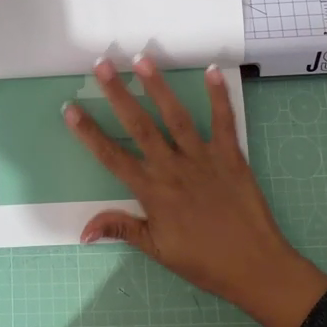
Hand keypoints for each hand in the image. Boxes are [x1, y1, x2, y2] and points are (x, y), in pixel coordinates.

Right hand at [64, 56, 326, 326]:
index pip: (112, 157)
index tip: (70, 109)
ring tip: (142, 58)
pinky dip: (218, 96)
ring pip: (175, 116)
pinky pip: (224, 121)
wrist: (256, 268)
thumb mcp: (158, 250)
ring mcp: (203, 159)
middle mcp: (173, 169)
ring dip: (158, 86)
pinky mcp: (231, 156)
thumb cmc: (204, 262)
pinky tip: (211, 70)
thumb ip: (121, 229)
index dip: (89, 133)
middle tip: (102, 64)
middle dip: (119, 93)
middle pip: (139, 125)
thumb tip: (82, 230)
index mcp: (152, 192)